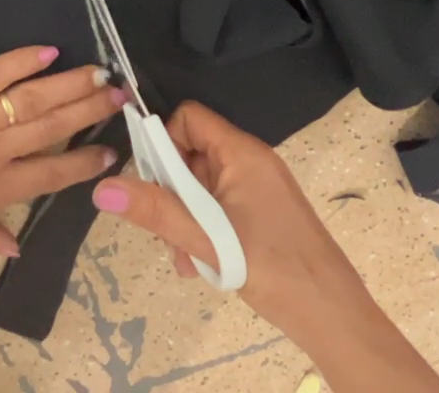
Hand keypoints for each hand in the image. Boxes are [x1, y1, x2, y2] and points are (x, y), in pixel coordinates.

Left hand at [0, 45, 125, 256]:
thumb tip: (18, 245)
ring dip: (69, 86)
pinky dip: (22, 60)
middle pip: (52, 128)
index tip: (111, 150)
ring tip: (100, 74)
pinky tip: (48, 51)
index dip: (84, 162)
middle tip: (121, 95)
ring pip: (33, 99)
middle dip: (90, 112)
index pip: (51, 175)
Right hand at [90, 102, 373, 340]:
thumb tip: (101, 188)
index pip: (188, 117)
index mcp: (242, 154)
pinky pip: (218, 205)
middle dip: (168, 189)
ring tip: (184, 257)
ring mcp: (259, 188)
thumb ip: (153, 210)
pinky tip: (201, 264)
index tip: (153, 180)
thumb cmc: (275, 269)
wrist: (337, 321)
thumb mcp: (206, 239)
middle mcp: (251, 162)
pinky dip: (203, 228)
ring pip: (200, 184)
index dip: (163, 140)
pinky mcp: (263, 213)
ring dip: (182, 216)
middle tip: (165, 229)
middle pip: (189, 153)